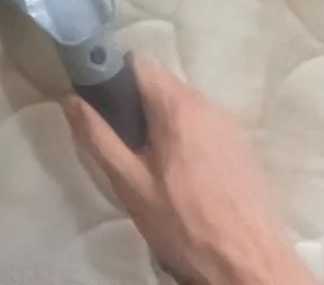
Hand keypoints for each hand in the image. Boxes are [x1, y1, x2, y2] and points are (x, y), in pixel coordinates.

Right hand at [64, 57, 312, 284]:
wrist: (253, 269)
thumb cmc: (185, 223)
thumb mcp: (129, 183)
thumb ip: (97, 136)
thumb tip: (70, 100)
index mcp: (175, 104)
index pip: (137, 59)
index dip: (112, 71)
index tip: (100, 98)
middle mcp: (207, 103)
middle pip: (160, 81)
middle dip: (136, 101)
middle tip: (123, 139)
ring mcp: (230, 125)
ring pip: (183, 103)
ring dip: (162, 119)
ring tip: (152, 161)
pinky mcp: (245, 146)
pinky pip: (205, 123)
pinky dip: (187, 135)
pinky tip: (184, 173)